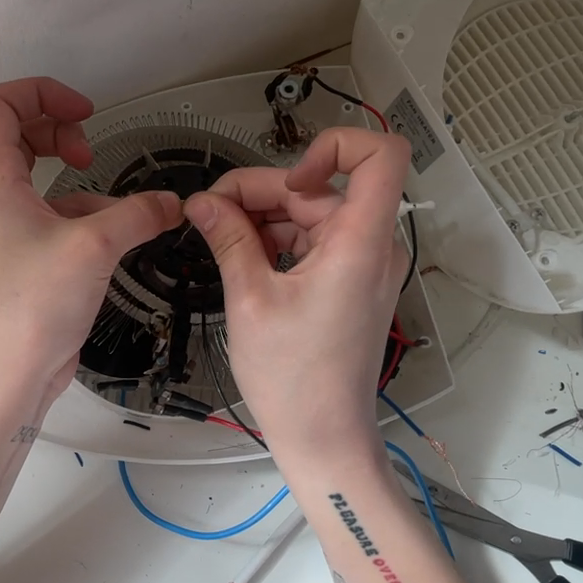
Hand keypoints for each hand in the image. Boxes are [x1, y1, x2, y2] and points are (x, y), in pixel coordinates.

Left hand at [0, 78, 183, 396]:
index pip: (1, 106)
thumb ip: (138, 214)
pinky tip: (119, 244)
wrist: (11, 372)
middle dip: (59, 132)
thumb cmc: (28, 309)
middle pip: (20, 138)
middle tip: (88, 149)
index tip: (83, 112)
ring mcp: (13, 233)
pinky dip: (91, 223)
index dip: (42, 94)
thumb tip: (168, 203)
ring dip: (86, 188)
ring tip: (121, 214)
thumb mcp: (93, 246)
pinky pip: (61, 223)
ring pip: (47, 186)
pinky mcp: (32, 262)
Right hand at [183, 127, 410, 456]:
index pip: (379, 155)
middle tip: (209, 213)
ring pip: (314, 214)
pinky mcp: (349, 284)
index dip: (331, 147)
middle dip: (263, 191)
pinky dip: (278, 242)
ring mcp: (362, 266)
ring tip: (217, 240)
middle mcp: (372, 247)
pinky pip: (314, 242)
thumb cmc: (295, 380)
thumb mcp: (250, 301)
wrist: (323, 435)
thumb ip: (229, 240)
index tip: (284, 181)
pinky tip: (240, 258)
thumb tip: (203, 203)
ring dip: (265, 218)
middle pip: (324, 187)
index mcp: (360, 244)